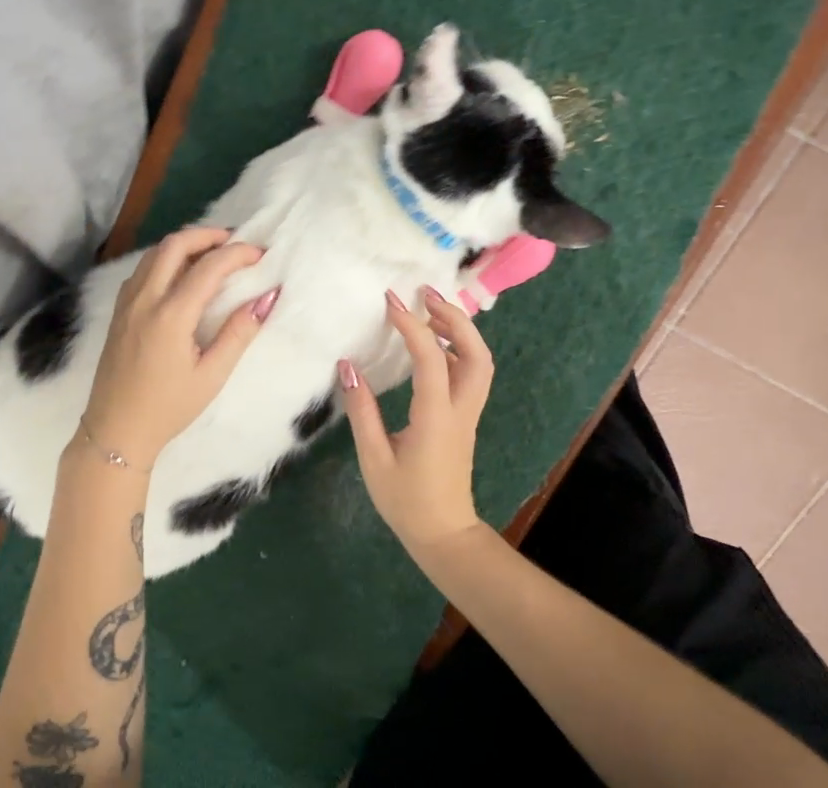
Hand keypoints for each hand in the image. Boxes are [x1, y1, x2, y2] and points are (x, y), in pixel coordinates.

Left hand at [78, 227, 276, 467]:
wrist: (116, 430)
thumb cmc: (169, 408)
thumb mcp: (212, 376)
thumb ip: (238, 333)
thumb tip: (267, 298)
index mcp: (170, 315)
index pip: (209, 267)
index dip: (237, 254)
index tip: (260, 255)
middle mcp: (145, 299)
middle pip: (174, 245)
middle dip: (207, 235)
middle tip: (234, 242)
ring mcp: (126, 303)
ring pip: (153, 253)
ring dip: (184, 244)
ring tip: (211, 254)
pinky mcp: (118, 311)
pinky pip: (142, 270)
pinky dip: (164, 260)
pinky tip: (181, 275)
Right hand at [339, 286, 492, 555]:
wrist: (443, 533)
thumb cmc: (405, 500)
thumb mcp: (374, 457)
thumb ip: (362, 410)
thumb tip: (347, 366)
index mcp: (437, 417)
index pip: (431, 359)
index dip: (412, 326)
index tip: (391, 301)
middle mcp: (460, 409)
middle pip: (476, 353)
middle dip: (455, 317)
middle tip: (425, 294)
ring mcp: (468, 414)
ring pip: (480, 362)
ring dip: (460, 331)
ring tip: (429, 311)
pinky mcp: (465, 419)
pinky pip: (471, 373)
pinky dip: (458, 348)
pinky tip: (433, 344)